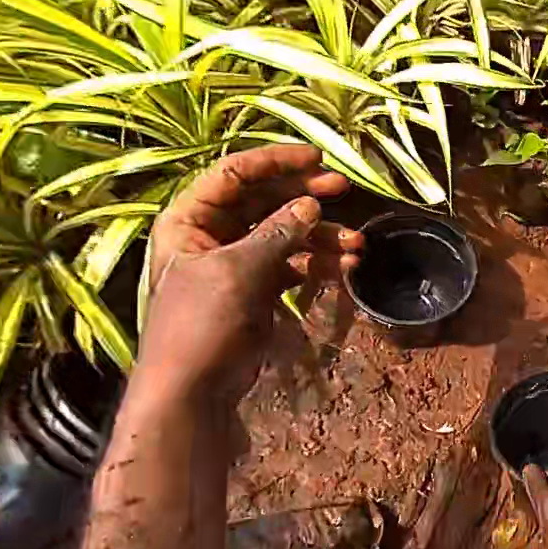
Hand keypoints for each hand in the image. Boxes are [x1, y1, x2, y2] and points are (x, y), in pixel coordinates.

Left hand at [134, 145, 361, 401]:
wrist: (194, 390)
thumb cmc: (201, 324)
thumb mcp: (238, 271)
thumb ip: (277, 234)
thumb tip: (312, 204)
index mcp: (191, 219)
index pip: (235, 174)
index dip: (276, 162)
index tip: (317, 158)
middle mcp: (213, 233)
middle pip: (265, 200)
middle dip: (305, 196)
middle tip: (342, 189)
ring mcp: (238, 261)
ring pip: (285, 233)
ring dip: (321, 236)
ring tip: (356, 244)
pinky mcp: (258, 287)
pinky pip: (293, 263)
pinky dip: (318, 263)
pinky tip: (345, 266)